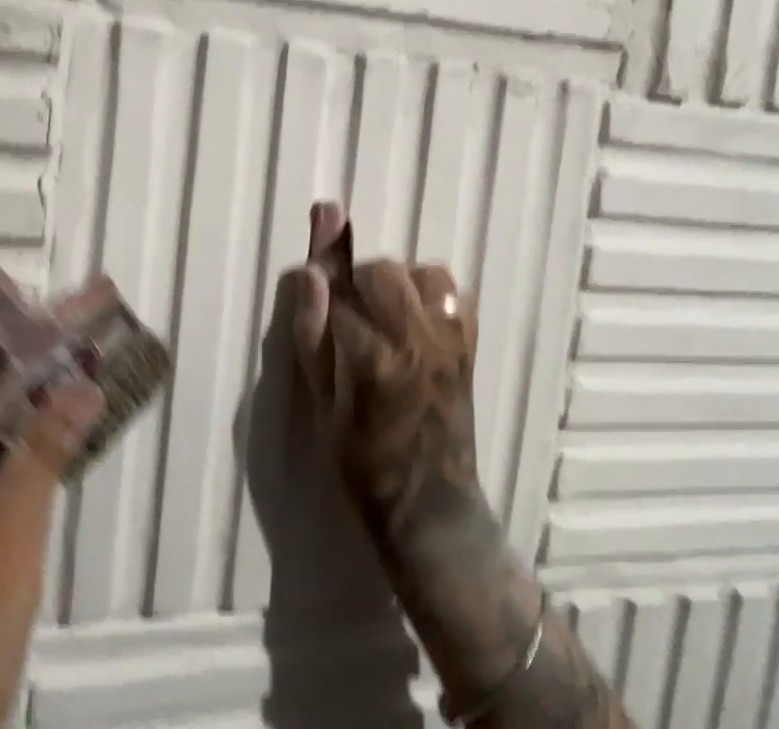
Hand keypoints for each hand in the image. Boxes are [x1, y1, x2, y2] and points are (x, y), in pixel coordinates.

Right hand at [289, 201, 479, 529]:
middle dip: (357, 281)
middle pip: (384, 271)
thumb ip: (313, 336)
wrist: (432, 506)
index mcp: (374, 360)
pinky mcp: (469, 348)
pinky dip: (432, 296)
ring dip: (399, 283)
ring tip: (384, 313)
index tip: (313, 290)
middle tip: (348, 312)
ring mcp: (451, 342)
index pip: (340, 294)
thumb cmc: (364, 464)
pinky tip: (414, 322)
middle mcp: (418, 342)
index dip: (322, 288)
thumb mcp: (323, 407)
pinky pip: (456, 295)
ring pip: (426, 274)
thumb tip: (309, 274)